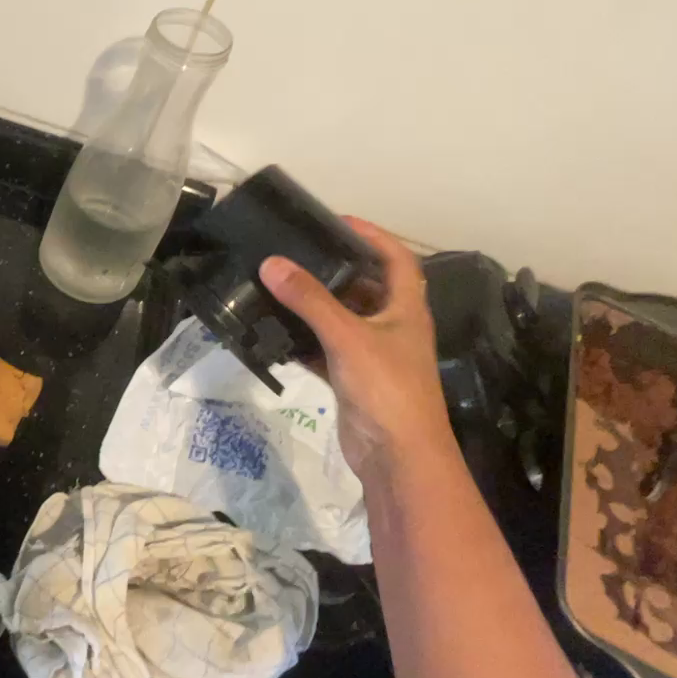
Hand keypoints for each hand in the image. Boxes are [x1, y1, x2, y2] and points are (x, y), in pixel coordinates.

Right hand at [258, 218, 453, 483]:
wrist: (398, 456)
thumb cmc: (387, 388)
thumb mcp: (347, 336)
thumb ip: (309, 300)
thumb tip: (271, 262)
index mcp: (405, 309)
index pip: (396, 259)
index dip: (372, 235)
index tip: (335, 221)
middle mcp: (392, 326)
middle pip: (363, 286)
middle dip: (332, 268)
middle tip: (294, 251)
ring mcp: (372, 354)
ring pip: (340, 318)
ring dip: (313, 304)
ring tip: (276, 284)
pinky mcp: (351, 377)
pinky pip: (323, 347)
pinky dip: (302, 339)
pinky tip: (274, 332)